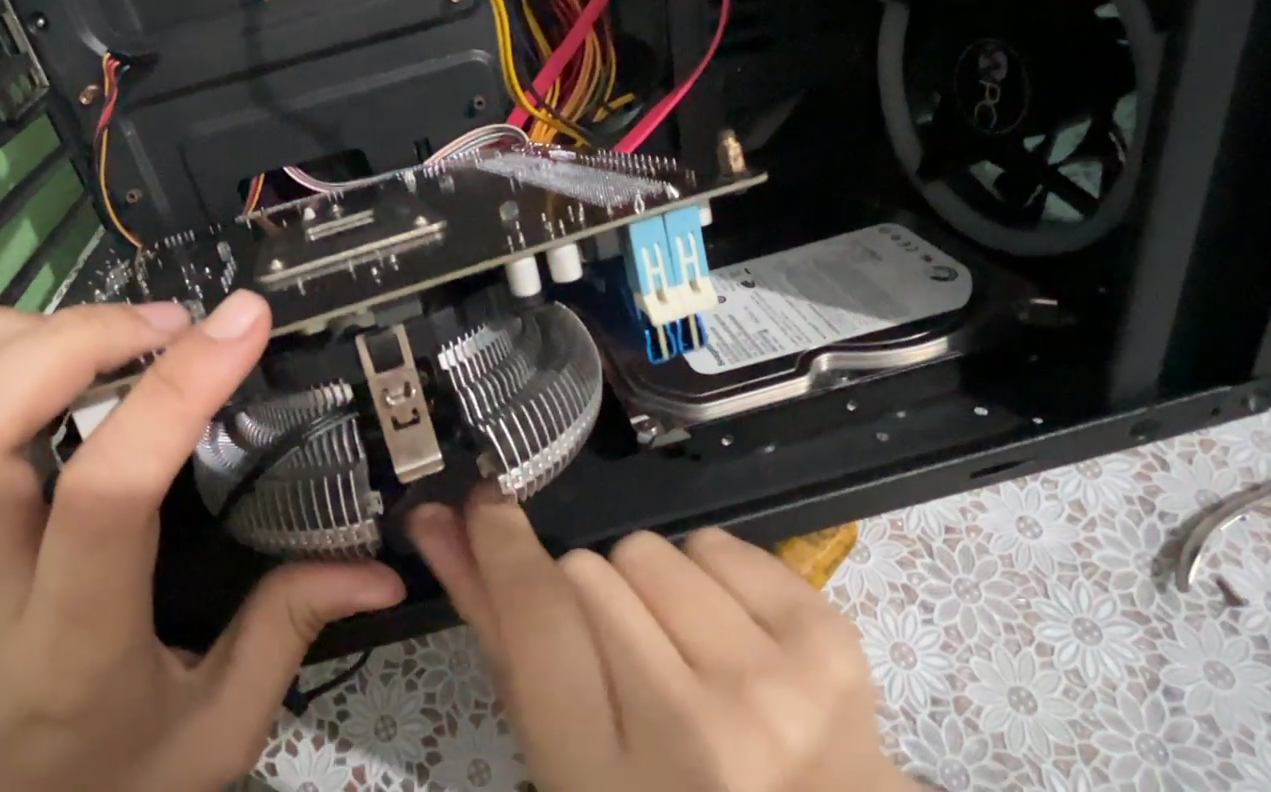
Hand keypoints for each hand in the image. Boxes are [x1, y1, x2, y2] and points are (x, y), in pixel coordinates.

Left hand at [0, 292, 404, 791]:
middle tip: (163, 323)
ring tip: (93, 329)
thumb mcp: (215, 732)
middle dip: (71, 343)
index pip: (108, 492)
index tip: (242, 322)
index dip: (177, 389)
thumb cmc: (104, 789)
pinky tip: (12, 353)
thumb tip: (381, 565)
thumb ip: (290, 632)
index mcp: (71, 642)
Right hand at [411, 492, 912, 791]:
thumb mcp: (560, 751)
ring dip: (647, 589)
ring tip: (677, 656)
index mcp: (609, 777)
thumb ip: (498, 632)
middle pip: (589, 569)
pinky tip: (729, 640)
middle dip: (586, 600)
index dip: (500, 544)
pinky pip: (718, 544)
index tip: (486, 505)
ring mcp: (775, 682)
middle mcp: (696, 729)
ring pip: (649, 549)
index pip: (536, 612)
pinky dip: (708, 578)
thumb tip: (440, 525)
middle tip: (616, 660)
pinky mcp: (829, 639)